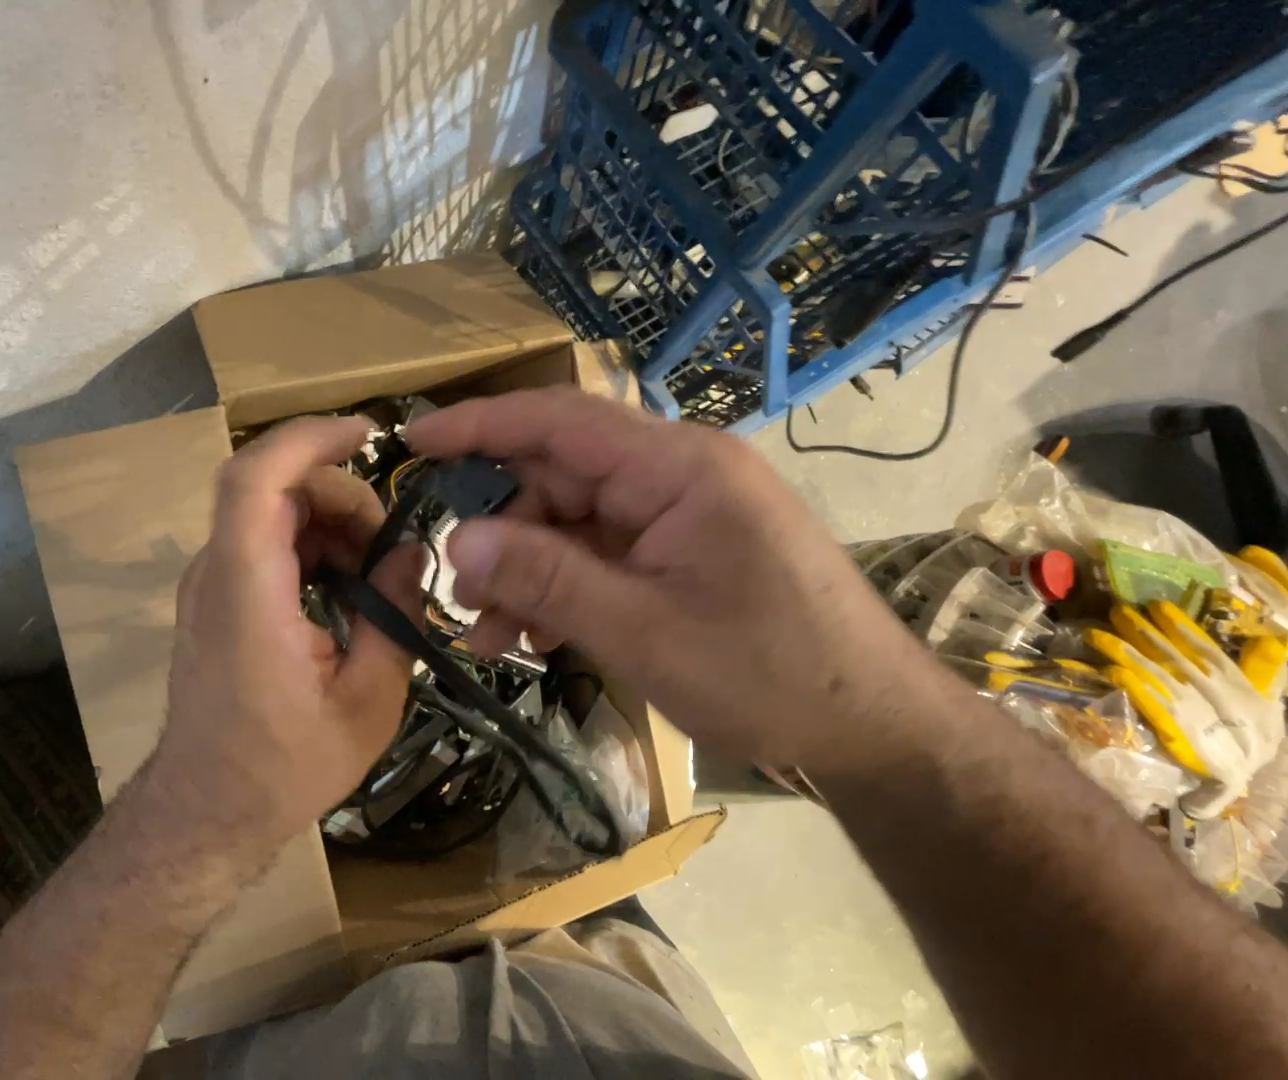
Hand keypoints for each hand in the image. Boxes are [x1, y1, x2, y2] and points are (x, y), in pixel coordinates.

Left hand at [151, 415, 422, 861]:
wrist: (206, 811)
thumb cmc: (285, 767)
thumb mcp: (368, 701)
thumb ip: (395, 617)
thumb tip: (413, 553)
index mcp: (249, 592)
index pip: (255, 479)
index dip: (307, 439)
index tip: (367, 434)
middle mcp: (217, 574)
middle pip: (272, 489)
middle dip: (340, 496)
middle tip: (389, 550)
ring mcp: (208, 585)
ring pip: (268, 513)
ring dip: (327, 524)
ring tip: (373, 577)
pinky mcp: (214, 599)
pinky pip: (261, 544)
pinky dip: (307, 547)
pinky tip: (342, 592)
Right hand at [404, 387, 956, 775]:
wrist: (874, 733)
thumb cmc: (768, 676)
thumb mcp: (642, 632)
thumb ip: (545, 580)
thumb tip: (457, 542)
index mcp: (678, 468)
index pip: (559, 420)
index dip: (479, 425)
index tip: (412, 439)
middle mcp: (678, 475)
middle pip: (558, 476)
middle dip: (500, 532)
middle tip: (452, 589)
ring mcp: (682, 516)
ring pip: (573, 522)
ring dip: (525, 573)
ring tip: (488, 638)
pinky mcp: (684, 553)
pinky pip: (602, 554)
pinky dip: (561, 589)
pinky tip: (532, 637)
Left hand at [1089, 600, 1286, 817]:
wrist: (1243, 774)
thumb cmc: (1249, 733)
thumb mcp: (1263, 700)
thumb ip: (1263, 670)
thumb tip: (1275, 639)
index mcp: (1234, 682)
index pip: (1205, 647)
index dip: (1181, 626)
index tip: (1156, 604)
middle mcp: (1210, 692)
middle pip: (1170, 655)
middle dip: (1141, 631)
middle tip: (1116, 609)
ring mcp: (1189, 711)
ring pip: (1152, 674)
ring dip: (1124, 653)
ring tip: (1095, 634)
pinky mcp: (1173, 731)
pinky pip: (1149, 705)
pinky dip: (1132, 688)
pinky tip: (1111, 671)